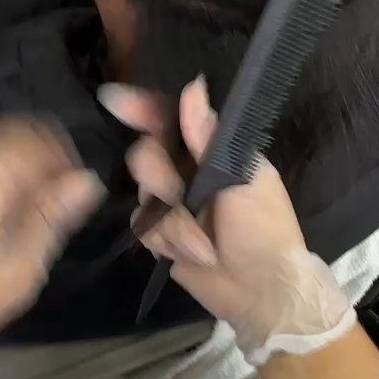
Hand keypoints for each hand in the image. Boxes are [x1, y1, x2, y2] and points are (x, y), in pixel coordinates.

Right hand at [102, 78, 354, 363]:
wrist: (260, 291)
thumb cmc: (264, 230)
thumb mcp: (244, 179)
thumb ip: (210, 138)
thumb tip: (192, 87)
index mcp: (212, 152)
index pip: (170, 121)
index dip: (141, 109)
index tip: (114, 102)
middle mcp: (188, 173)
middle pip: (146, 157)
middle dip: (160, 180)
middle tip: (178, 198)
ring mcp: (173, 205)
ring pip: (142, 197)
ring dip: (173, 225)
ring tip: (203, 246)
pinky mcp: (162, 235)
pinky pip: (141, 227)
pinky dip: (166, 242)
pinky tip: (191, 255)